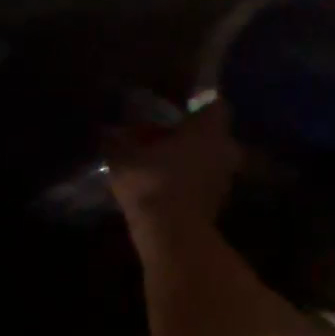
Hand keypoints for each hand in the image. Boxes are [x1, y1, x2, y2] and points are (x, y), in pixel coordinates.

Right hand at [107, 104, 241, 238]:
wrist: (171, 230)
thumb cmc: (150, 183)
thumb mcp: (121, 159)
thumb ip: (117, 142)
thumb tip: (108, 132)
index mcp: (207, 129)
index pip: (213, 105)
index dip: (193, 108)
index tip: (171, 115)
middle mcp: (225, 146)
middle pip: (208, 134)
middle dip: (185, 137)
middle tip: (156, 144)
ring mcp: (225, 174)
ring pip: (207, 158)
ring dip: (187, 160)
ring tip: (155, 168)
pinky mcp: (218, 198)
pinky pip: (202, 180)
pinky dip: (186, 181)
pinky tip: (161, 189)